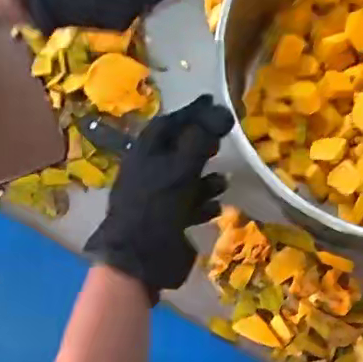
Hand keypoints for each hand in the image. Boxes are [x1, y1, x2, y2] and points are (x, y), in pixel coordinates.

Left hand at [85, 97, 232, 298]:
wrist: (139, 258)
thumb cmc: (157, 206)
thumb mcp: (179, 168)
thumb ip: (200, 140)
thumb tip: (220, 112)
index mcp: (144, 153)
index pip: (169, 123)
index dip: (192, 113)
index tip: (214, 104)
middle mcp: (148, 172)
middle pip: (177, 151)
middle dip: (201, 145)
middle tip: (222, 141)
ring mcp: (156, 199)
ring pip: (185, 180)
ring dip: (206, 179)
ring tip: (223, 181)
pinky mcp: (166, 222)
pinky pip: (188, 207)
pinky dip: (203, 204)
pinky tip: (217, 207)